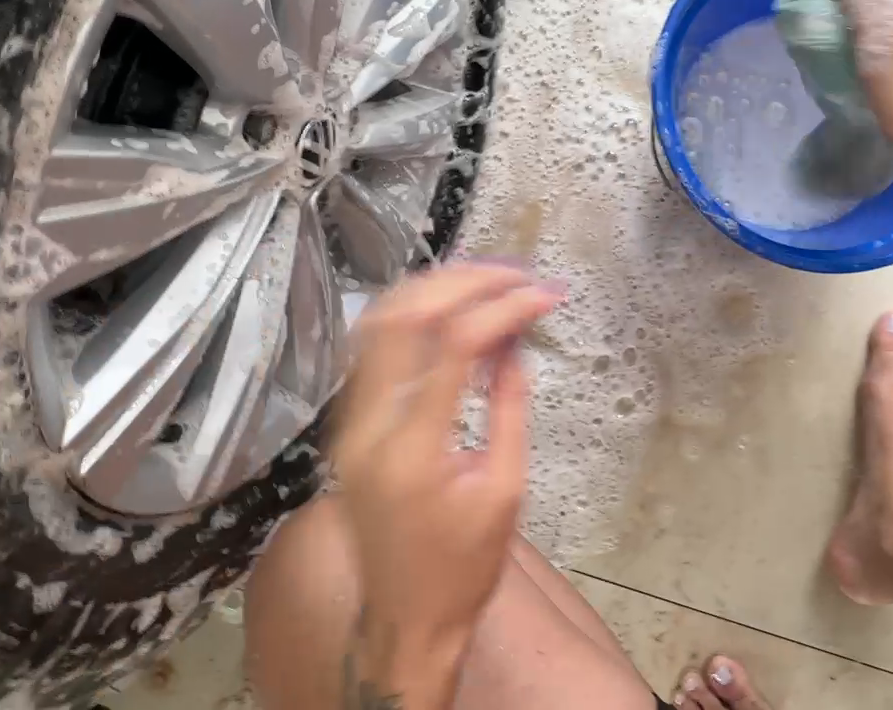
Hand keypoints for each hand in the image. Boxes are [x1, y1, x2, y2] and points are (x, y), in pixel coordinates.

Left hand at [331, 263, 561, 705]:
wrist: (406, 618)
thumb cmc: (465, 566)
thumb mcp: (505, 488)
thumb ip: (508, 405)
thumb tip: (515, 341)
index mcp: (412, 449)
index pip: (454, 347)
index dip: (502, 308)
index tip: (543, 294)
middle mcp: (367, 425)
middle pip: (404, 319)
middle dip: (465, 282)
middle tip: (516, 273)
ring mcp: (349, 422)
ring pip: (377, 323)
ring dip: (433, 289)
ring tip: (486, 275)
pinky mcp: (349, 423)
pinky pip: (373, 348)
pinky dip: (413, 314)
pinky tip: (449, 304)